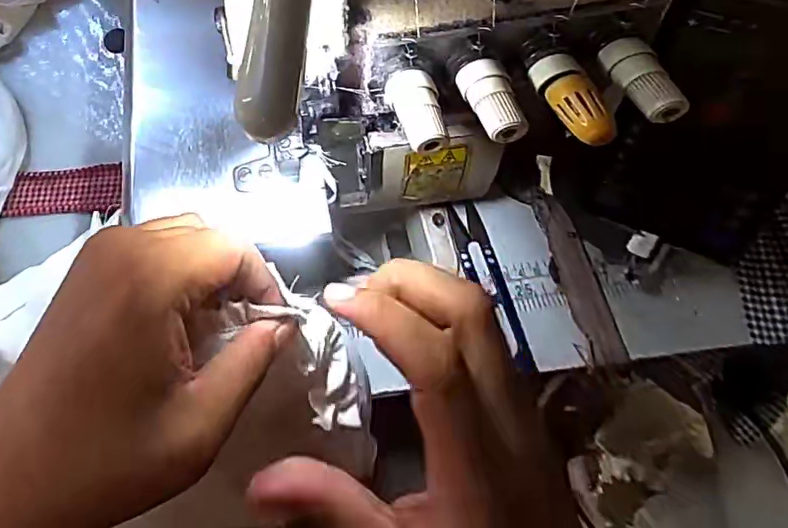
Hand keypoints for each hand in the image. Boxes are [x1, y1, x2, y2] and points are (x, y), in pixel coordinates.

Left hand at [0, 216, 291, 527]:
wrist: (10, 476)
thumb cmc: (105, 458)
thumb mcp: (197, 425)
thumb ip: (251, 363)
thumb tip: (281, 324)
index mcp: (150, 273)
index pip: (233, 246)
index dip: (262, 282)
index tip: (270, 328)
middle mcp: (123, 243)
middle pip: (207, 233)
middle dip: (234, 276)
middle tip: (238, 333)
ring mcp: (98, 249)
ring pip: (180, 234)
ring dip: (204, 271)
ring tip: (203, 332)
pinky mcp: (85, 263)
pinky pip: (150, 245)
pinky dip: (173, 270)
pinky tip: (166, 322)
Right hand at [247, 259, 575, 526]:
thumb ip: (336, 505)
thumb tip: (262, 482)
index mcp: (476, 462)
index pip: (437, 360)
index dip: (384, 315)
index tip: (337, 299)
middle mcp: (508, 418)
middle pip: (468, 312)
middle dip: (405, 282)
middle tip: (356, 291)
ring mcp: (523, 404)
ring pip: (482, 311)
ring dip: (425, 286)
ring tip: (376, 296)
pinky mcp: (525, 400)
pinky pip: (487, 328)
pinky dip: (441, 305)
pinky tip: (409, 321)